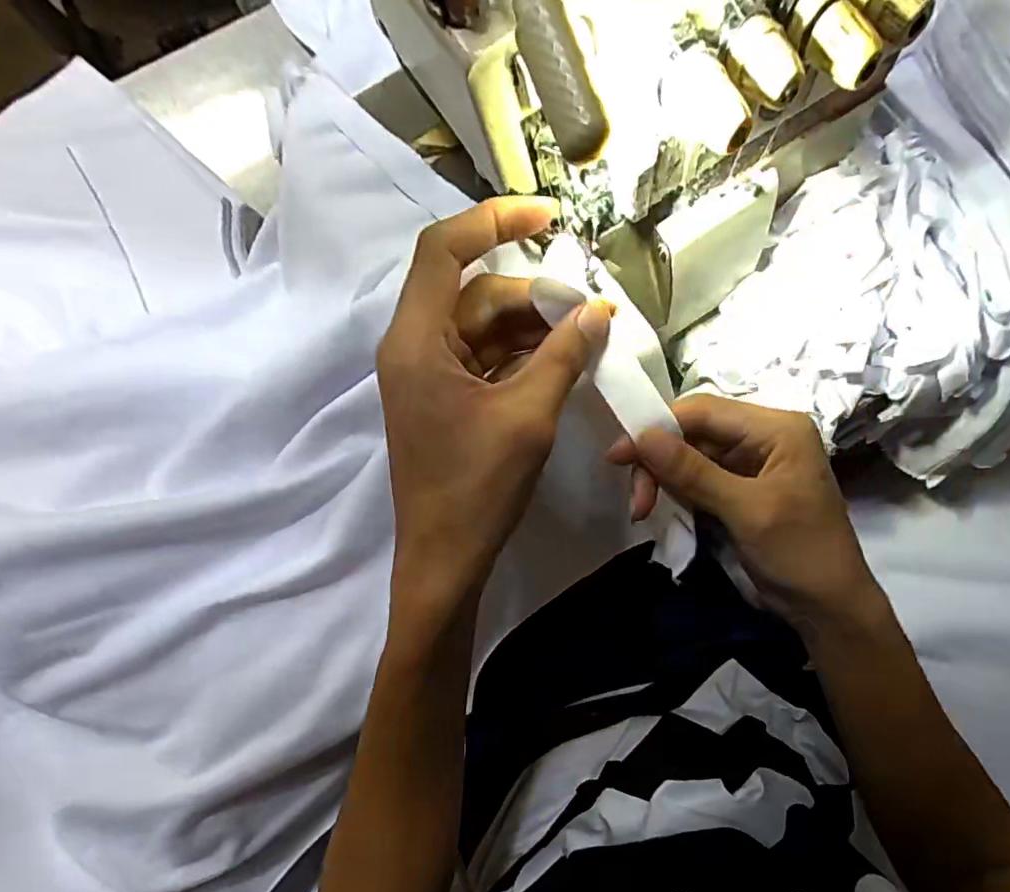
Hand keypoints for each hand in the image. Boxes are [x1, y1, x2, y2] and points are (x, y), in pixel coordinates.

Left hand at [379, 197, 612, 605]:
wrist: (445, 556)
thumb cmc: (478, 488)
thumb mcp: (528, 417)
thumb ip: (562, 356)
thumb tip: (596, 312)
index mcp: (416, 341)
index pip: (444, 250)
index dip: (494, 220)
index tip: (547, 216)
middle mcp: (413, 348)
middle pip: (474, 295)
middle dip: (533, 299)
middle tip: (588, 317)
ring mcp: (428, 377)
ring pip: (482, 329)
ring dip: (532, 330)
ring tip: (582, 341)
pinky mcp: (444, 402)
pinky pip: (484, 361)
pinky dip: (520, 357)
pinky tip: (559, 364)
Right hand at [607, 395, 880, 627]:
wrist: (827, 607)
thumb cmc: (799, 553)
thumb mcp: (747, 510)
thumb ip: (694, 472)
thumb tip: (642, 437)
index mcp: (776, 429)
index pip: (704, 411)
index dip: (658, 428)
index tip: (619, 456)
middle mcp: (762, 439)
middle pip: (693, 434)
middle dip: (659, 462)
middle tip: (637, 502)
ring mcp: (750, 467)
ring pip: (690, 459)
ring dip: (663, 482)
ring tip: (643, 511)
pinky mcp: (739, 494)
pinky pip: (698, 483)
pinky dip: (676, 496)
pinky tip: (659, 512)